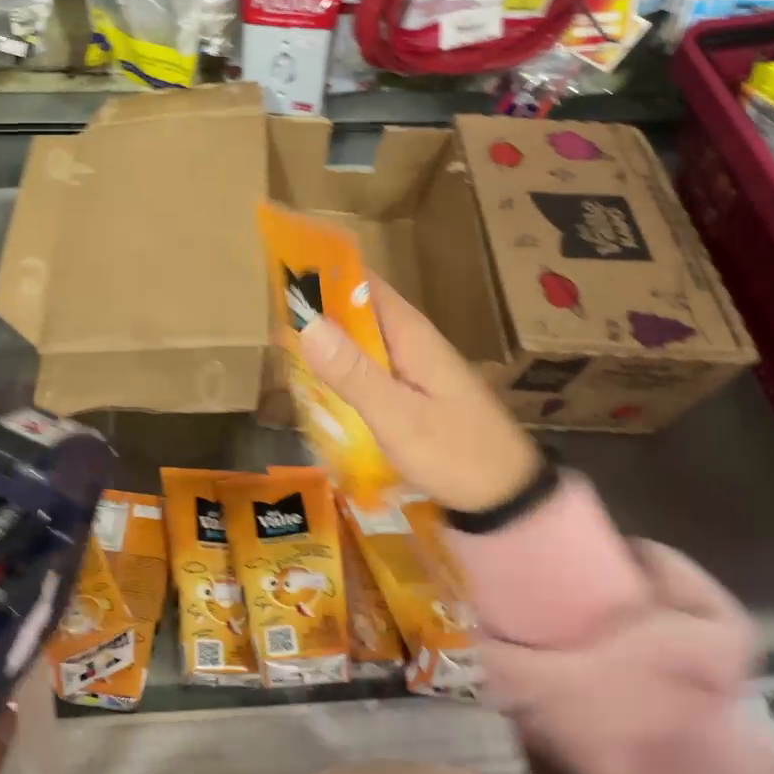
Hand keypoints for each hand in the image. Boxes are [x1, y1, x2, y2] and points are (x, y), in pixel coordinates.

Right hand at [299, 277, 540, 512]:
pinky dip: (341, 369)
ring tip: (279, 348)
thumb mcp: (398, 416)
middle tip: (267, 321)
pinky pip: (367, 366)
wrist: (506, 498)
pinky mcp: (411, 391)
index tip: (279, 277)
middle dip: (316, 311)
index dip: (323, 275)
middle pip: (356, 310)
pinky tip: (316, 384)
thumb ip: (353, 372)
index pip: (362, 283)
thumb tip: (306, 323)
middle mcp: (410, 340)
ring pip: (359, 340)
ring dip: (326, 342)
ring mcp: (412, 366)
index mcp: (409, 333)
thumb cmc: (455, 453)